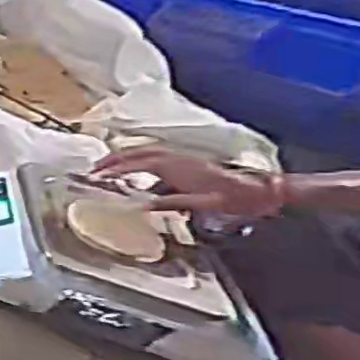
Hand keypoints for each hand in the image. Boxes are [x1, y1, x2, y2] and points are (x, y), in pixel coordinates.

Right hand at [91, 149, 287, 214]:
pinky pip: (156, 158)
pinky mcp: (189, 164)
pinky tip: (137, 174)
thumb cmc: (236, 198)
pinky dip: (139, 162)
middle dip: (114, 159)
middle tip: (94, 169)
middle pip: (138, 153)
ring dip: (125, 158)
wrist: (265, 191)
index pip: (138, 163)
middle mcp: (178, 159)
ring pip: (147, 153)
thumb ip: (171, 203)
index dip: (115, 168)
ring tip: (109, 168)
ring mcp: (184, 159)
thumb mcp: (205, 204)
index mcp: (178, 167)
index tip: (96, 175)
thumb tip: (139, 206)